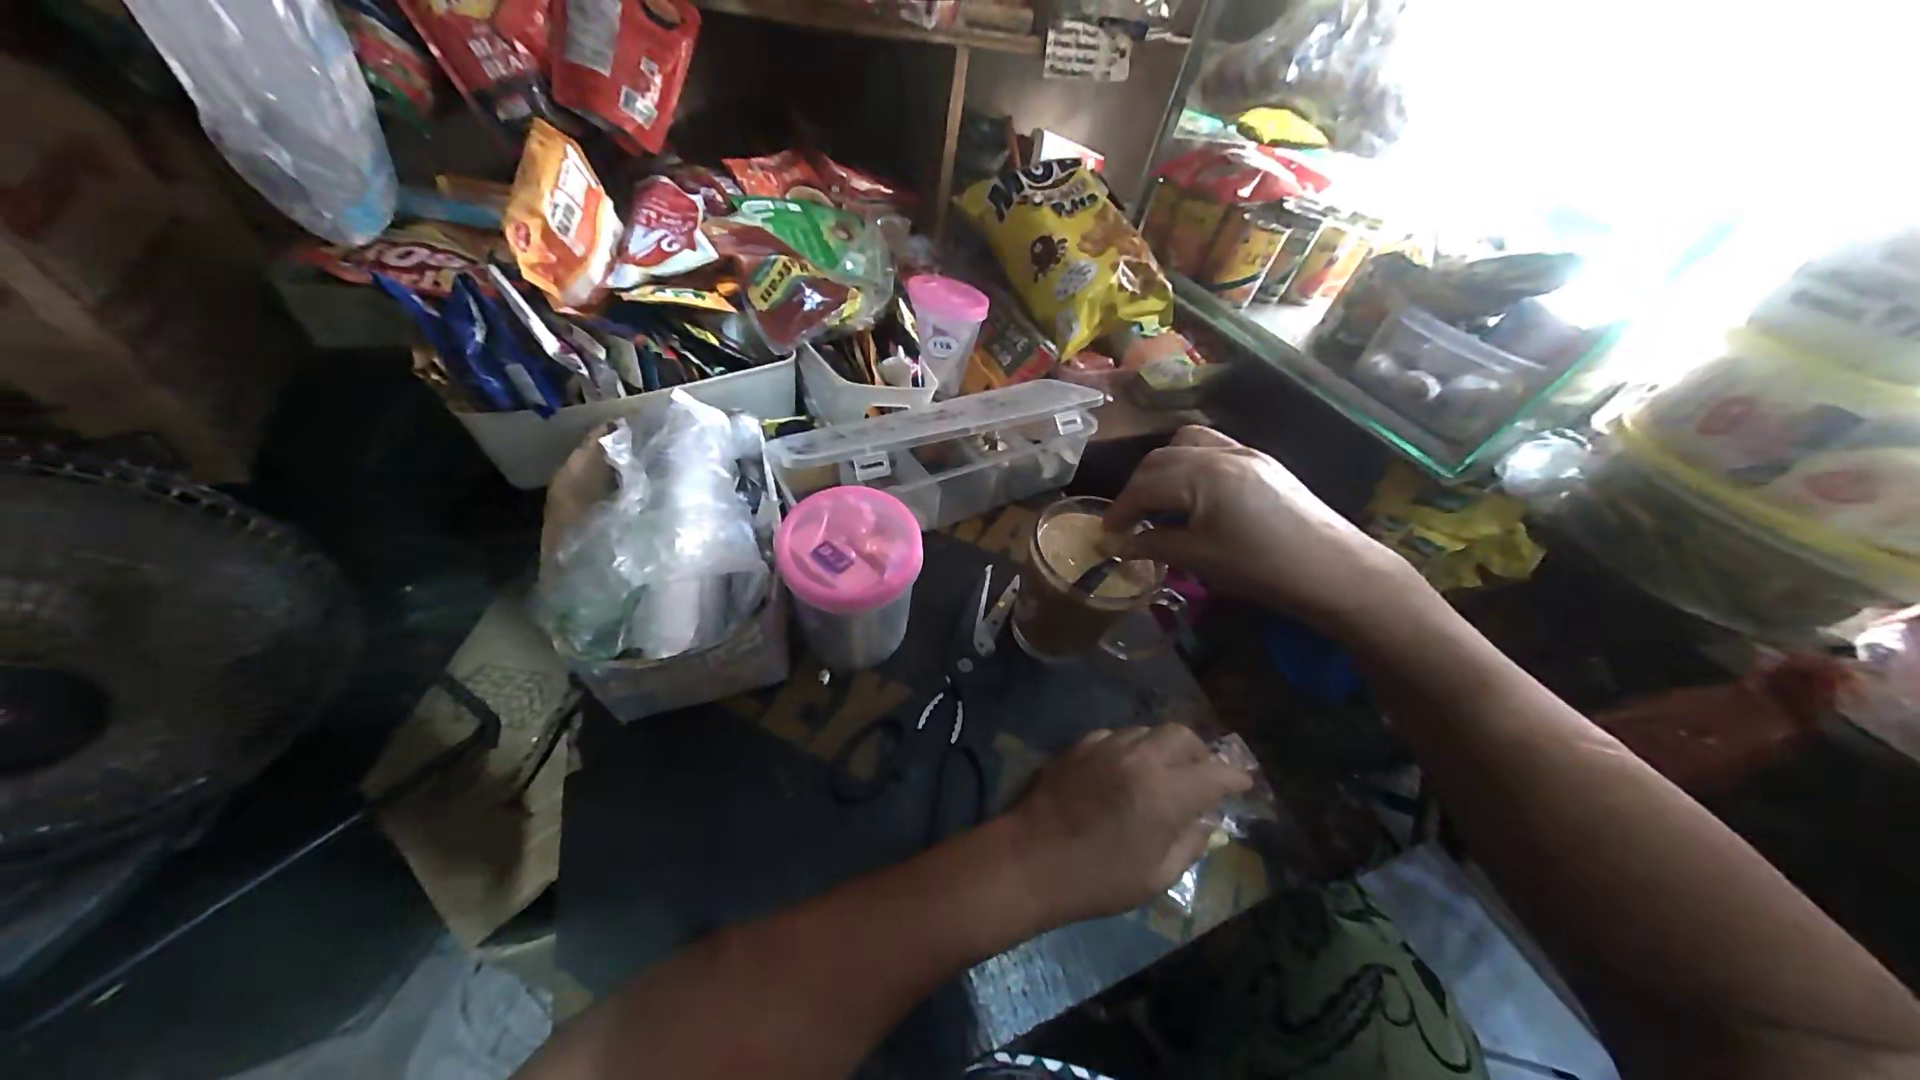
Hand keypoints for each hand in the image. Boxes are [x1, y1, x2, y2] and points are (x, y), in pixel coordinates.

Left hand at [1005, 724, 1253, 924]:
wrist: (1028, 860)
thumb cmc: (1096, 880)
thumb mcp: (1155, 876)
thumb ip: (1189, 843)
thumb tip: (1207, 821)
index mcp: (1165, 792)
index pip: (1215, 773)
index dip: (1234, 777)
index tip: (1243, 783)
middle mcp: (1139, 758)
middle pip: (1182, 734)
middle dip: (1199, 752)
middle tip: (1201, 775)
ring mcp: (1104, 746)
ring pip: (1146, 730)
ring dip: (1162, 747)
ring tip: (1162, 771)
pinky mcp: (1078, 745)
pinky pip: (1114, 735)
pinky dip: (1129, 747)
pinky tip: (1124, 769)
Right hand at [1105, 426, 1432, 639]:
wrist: (1334, 571)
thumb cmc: (1262, 568)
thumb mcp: (1200, 559)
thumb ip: (1154, 544)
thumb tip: (1119, 544)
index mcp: (1203, 474)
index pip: (1145, 485)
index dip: (1121, 509)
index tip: (1106, 532)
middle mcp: (1222, 452)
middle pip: (1161, 459)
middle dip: (1137, 487)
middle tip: (1128, 519)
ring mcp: (1246, 452)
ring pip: (1187, 444)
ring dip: (1163, 468)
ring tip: (1158, 500)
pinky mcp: (1262, 462)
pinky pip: (1213, 449)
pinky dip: (1190, 465)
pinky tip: (1193, 495)